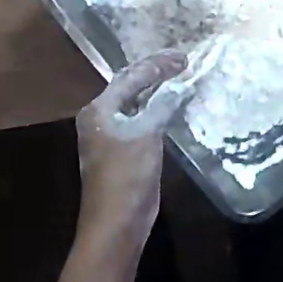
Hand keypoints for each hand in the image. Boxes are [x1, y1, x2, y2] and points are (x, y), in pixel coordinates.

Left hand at [75, 52, 191, 239]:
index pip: (130, 77)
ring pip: (135, 102)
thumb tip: (178, 84)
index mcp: (99, 109)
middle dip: (156, 73)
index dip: (157, 65)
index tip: (182, 57)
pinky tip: (172, 104)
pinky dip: (156, 109)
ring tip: (180, 75)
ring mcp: (109, 134)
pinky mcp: (122, 149)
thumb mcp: (146, 135)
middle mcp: (100, 117)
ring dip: (156, 90)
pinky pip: (140, 119)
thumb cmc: (127, 176)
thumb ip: (161, 105)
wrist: (116, 224)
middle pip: (130, 86)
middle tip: (183, 62)